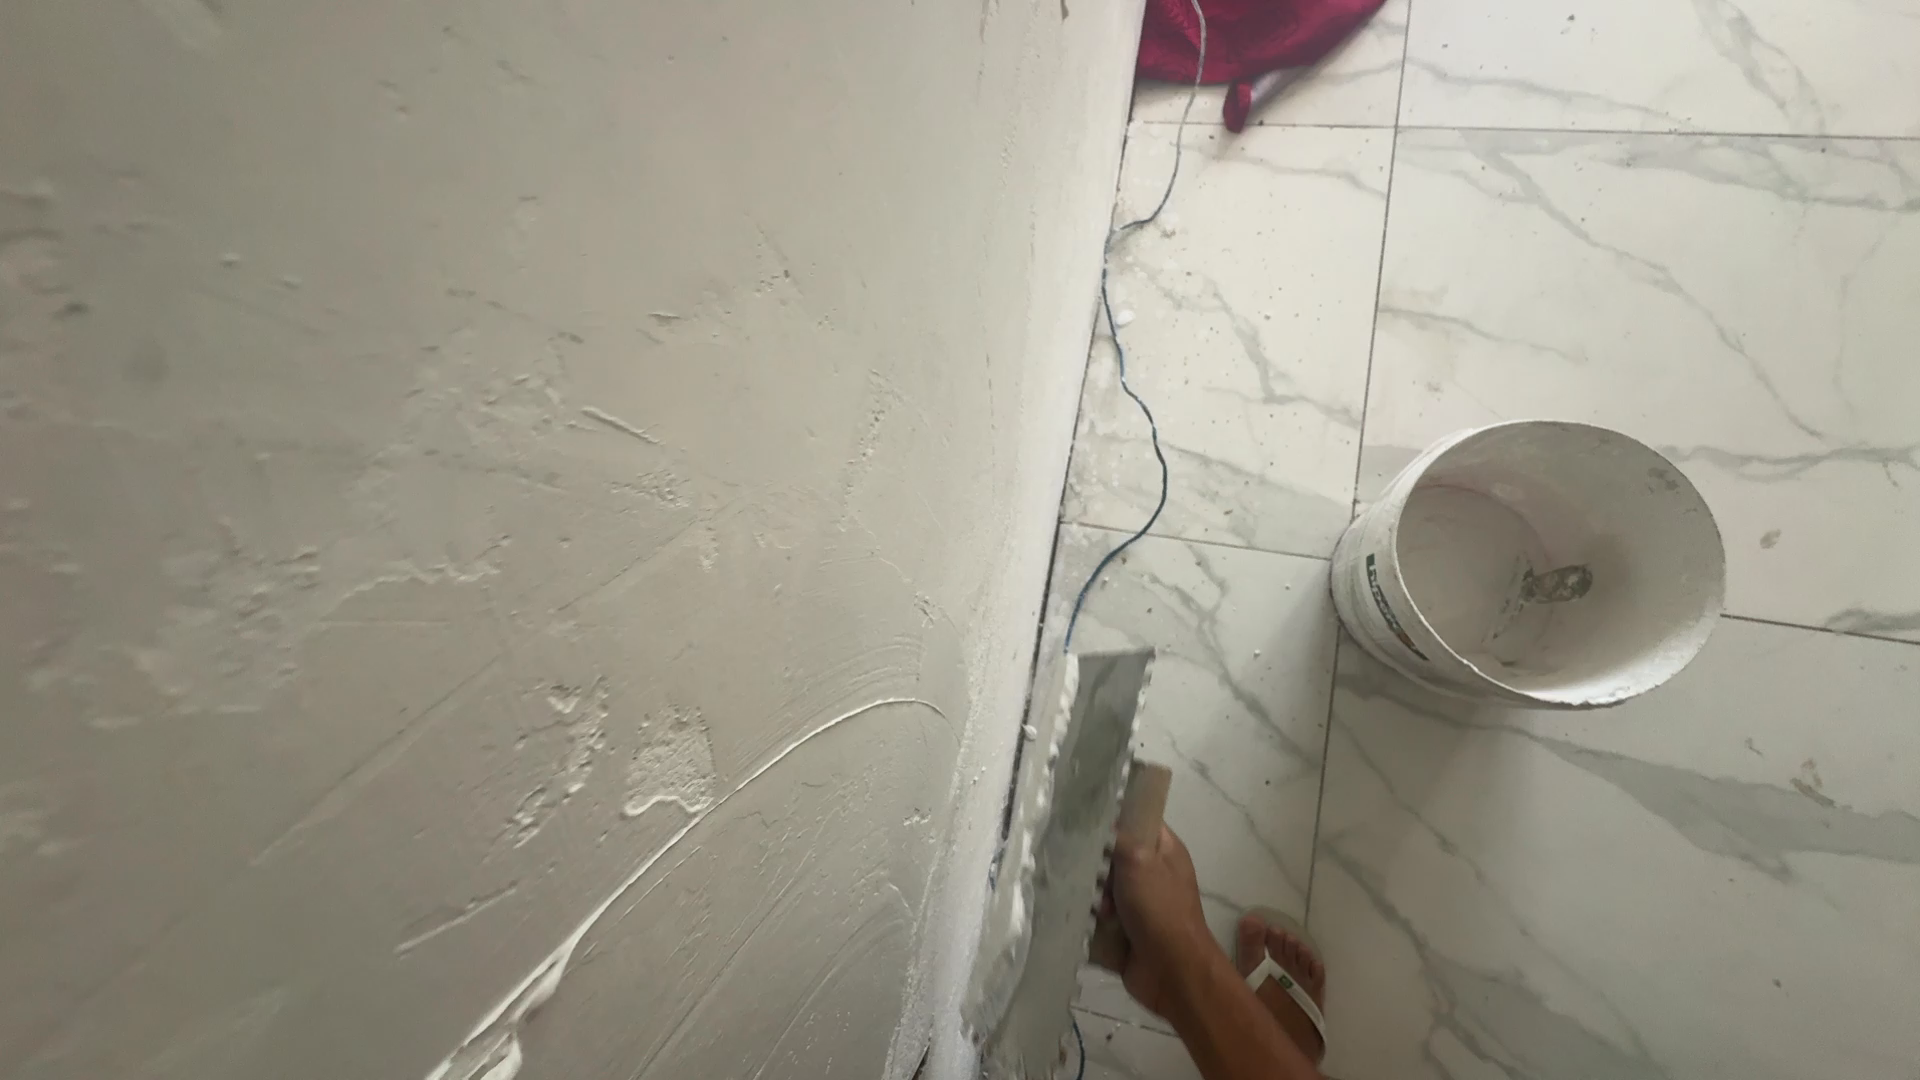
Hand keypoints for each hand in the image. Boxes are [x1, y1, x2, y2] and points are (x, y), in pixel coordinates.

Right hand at [1107, 824, 1214, 1018]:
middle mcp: (1153, 872)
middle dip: (1098, 863)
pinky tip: (1087, 918)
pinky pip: (1099, 912)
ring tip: (1096, 905)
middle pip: (1113, 853)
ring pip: (1103, 884)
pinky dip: (1092, 915)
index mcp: (1165, 850)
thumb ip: (1116, 838)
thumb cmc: (1160, 908)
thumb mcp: (1138, 860)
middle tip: (1093, 871)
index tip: (1088, 819)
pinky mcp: (1125, 927)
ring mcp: (1140, 902)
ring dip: (1094, 893)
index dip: (1115, 816)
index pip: (1137, 819)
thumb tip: (1098, 828)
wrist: (1172, 972)